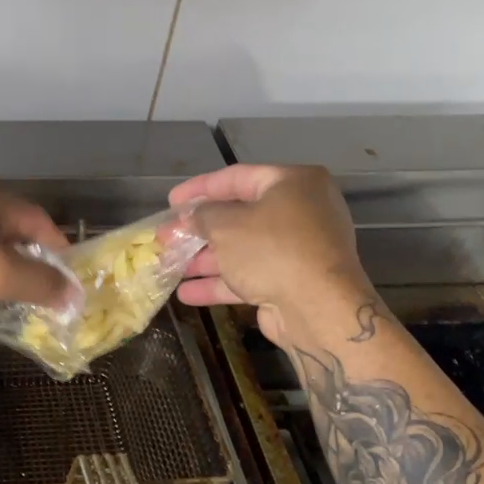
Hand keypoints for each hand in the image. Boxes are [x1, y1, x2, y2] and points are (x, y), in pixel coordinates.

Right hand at [169, 165, 374, 348]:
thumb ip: (203, 216)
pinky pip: (249, 276)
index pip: (237, 177)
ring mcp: (296, 249)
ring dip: (203, 260)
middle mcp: (299, 211)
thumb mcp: (227, 225)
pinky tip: (186, 293)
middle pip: (238, 216)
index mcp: (293, 184)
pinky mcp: (290, 281)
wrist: (316, 306)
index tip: (171, 201)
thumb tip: (191, 216)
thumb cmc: (272, 251)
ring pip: (241, 249)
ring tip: (170, 268)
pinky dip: (219, 283)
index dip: (200, 188)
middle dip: (198, 231)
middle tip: (167, 238)